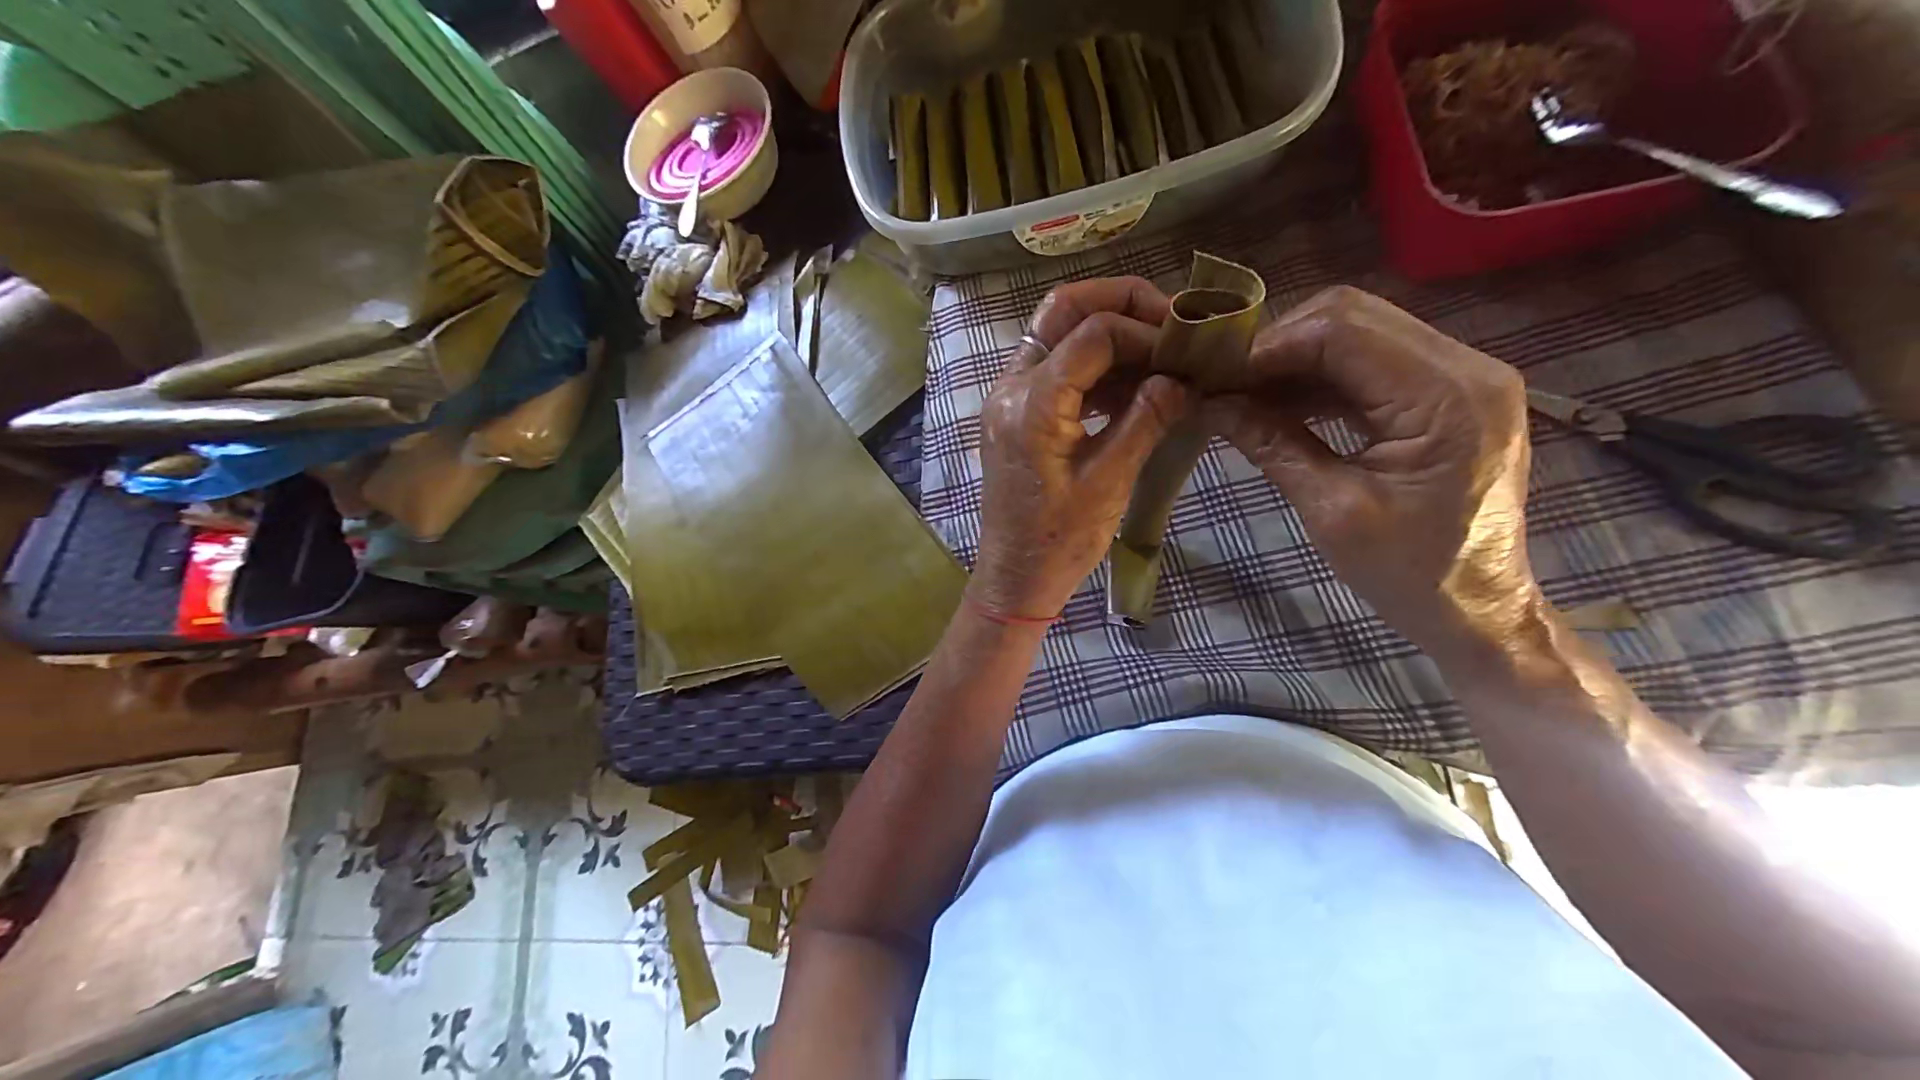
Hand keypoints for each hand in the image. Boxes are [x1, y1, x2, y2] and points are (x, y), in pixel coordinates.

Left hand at [970, 278, 1190, 620]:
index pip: (1093, 333)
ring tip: (1159, 354)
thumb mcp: (1111, 481)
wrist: (1016, 577)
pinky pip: (1055, 367)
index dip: (1145, 331)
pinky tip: (1132, 383)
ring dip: (1108, 331)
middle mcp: (1012, 387)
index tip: (1185, 352)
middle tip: (1171, 323)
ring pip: (1057, 333)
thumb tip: (1183, 376)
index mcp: (1032, 403)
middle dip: (1120, 303)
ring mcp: (1010, 397)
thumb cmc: (1059, 540)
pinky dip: (1094, 363)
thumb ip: (1147, 419)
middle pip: (1063, 310)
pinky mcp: (1017, 413)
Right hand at [1199, 286, 1536, 654]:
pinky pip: (1374, 363)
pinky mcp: (1449, 393)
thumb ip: (1273, 444)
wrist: (1477, 608)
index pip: (1343, 331)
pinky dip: (1322, 378)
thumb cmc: (1408, 571)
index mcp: (1447, 398)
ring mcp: (1462, 376)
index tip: (1216, 377)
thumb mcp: (1331, 510)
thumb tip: (1212, 404)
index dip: (1270, 347)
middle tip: (1227, 384)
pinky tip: (1281, 405)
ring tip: (1244, 395)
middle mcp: (1467, 368)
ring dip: (1296, 360)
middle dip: (1279, 346)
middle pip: (1354, 317)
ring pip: (1361, 333)